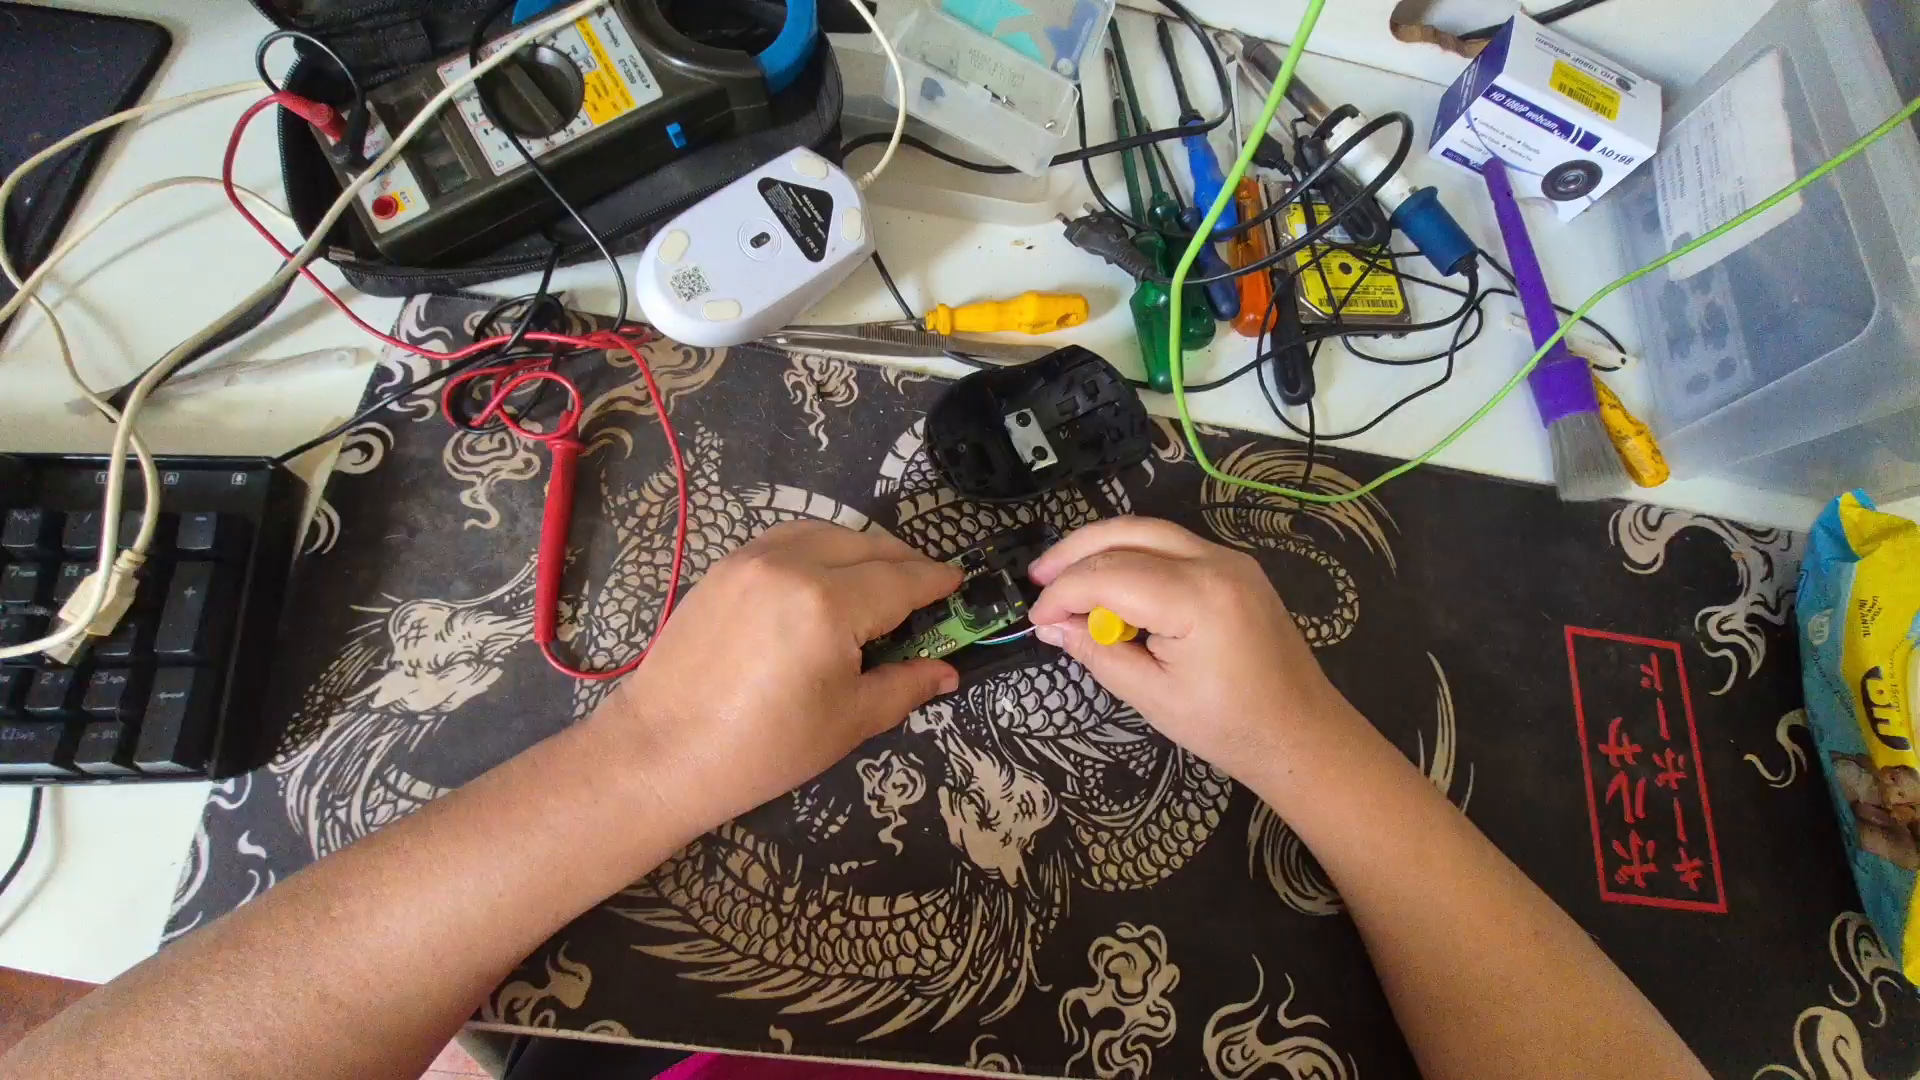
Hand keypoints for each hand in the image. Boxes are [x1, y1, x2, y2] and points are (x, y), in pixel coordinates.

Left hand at [588, 521, 961, 837]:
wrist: (660, 751)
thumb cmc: (763, 748)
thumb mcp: (848, 722)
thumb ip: (905, 686)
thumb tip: (948, 672)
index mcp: (829, 605)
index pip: (901, 580)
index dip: (936, 581)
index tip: (959, 582)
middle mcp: (794, 565)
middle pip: (869, 546)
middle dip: (905, 562)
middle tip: (924, 590)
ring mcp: (753, 558)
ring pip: (829, 532)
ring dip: (864, 549)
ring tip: (878, 580)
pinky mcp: (726, 565)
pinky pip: (789, 537)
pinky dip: (820, 545)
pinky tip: (825, 574)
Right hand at [1027, 516, 1357, 789]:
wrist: (1302, 734)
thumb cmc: (1228, 727)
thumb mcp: (1152, 697)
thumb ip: (1097, 652)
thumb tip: (1051, 625)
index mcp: (1198, 599)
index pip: (1109, 575)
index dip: (1063, 593)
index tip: (1036, 619)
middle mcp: (1215, 562)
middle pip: (1125, 534)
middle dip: (1074, 553)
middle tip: (1037, 578)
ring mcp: (1228, 558)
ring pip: (1146, 530)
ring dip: (1098, 547)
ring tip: (1060, 573)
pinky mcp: (1232, 566)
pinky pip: (1168, 544)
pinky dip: (1129, 556)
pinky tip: (1107, 581)